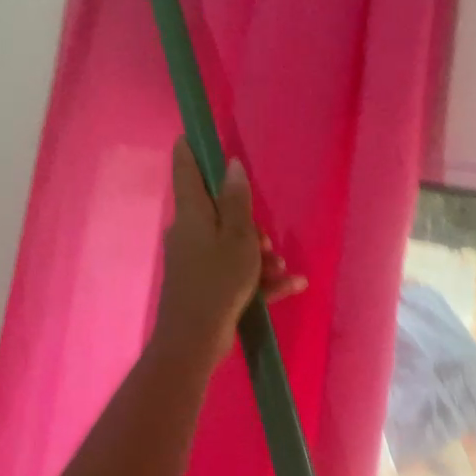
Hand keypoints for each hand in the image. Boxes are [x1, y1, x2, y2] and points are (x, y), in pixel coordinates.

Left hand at [150, 139, 305, 368]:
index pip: (185, 171)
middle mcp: (188, 232)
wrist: (194, 341)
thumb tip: (230, 164)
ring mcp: (194, 260)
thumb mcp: (237, 238)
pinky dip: (258, 278)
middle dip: (248, 222)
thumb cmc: (217, 281)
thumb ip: (237, 201)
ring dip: (258, 255)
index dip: (189, 151)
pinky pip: (233, 272)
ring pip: (230, 244)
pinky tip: (289, 286)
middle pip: (218, 211)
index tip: (192, 135)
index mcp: (192, 214)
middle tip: (266, 242)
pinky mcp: (203, 286)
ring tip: (280, 269)